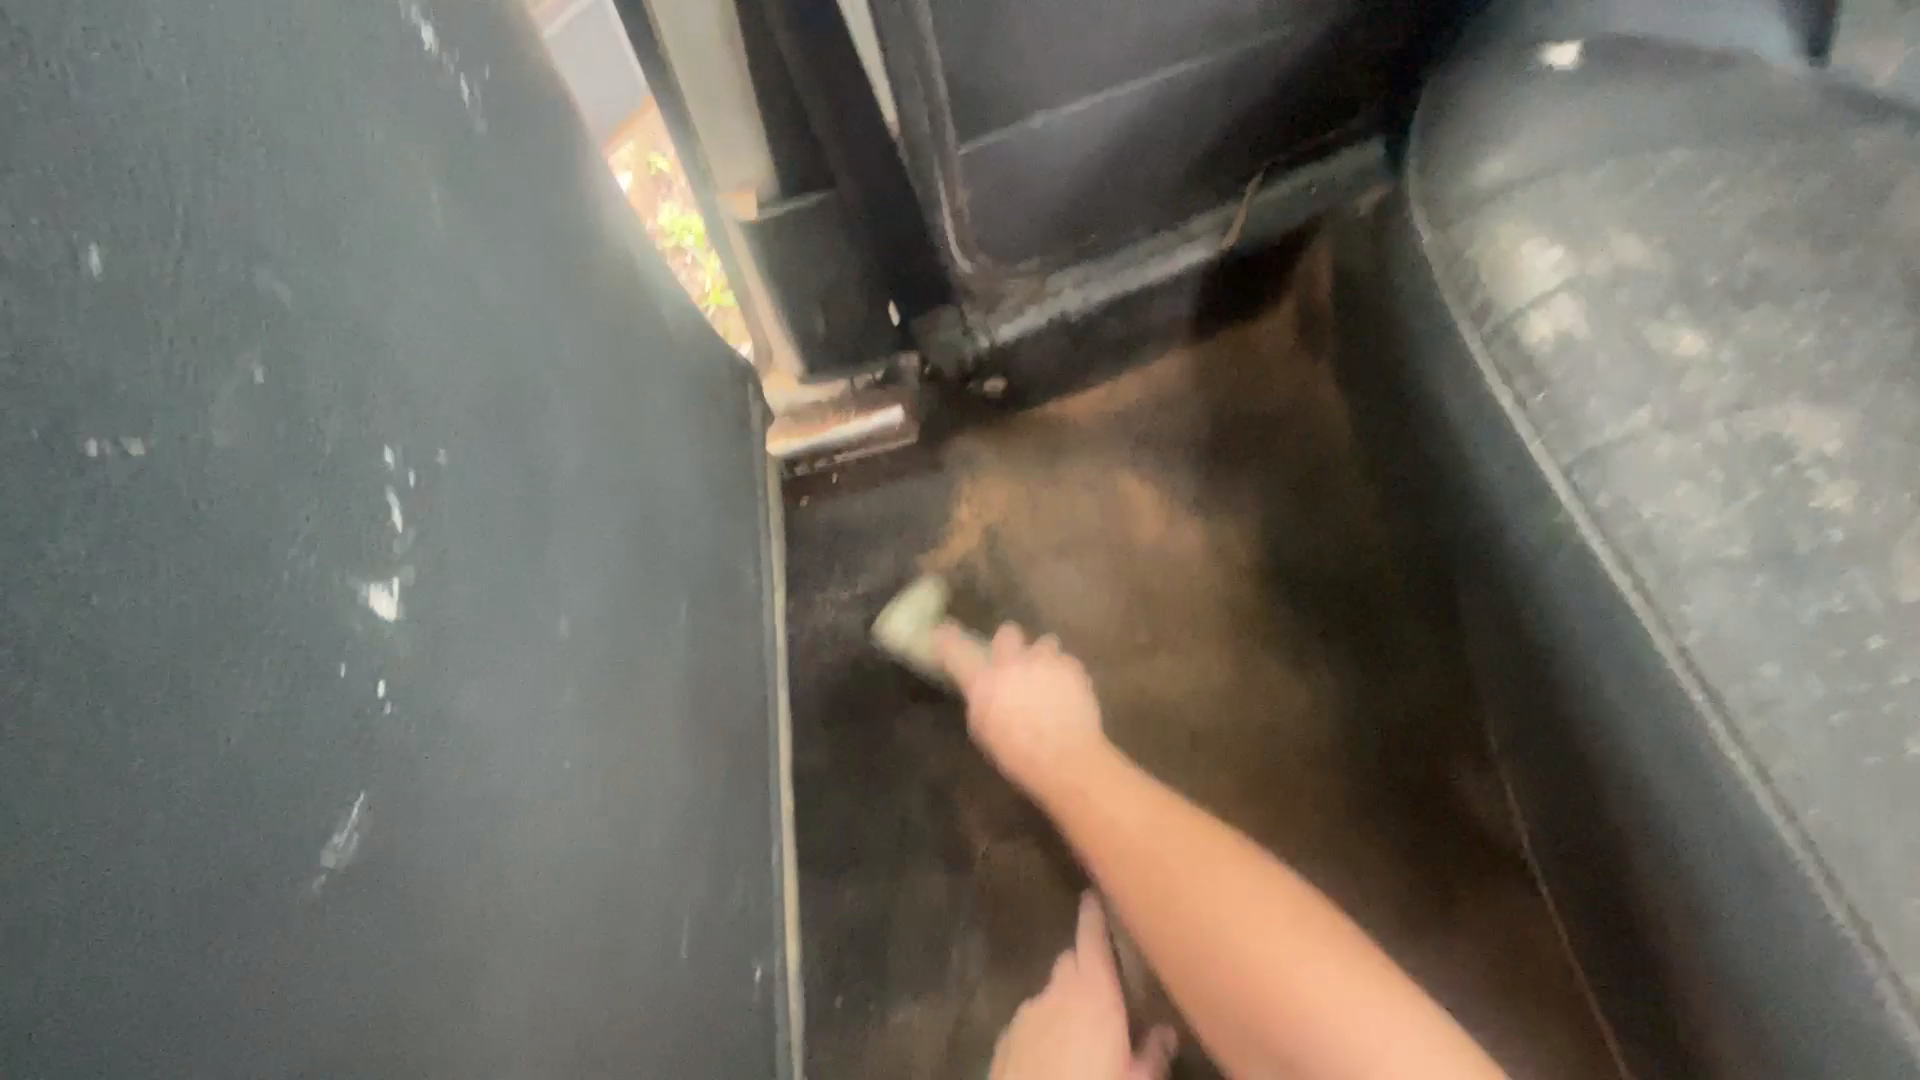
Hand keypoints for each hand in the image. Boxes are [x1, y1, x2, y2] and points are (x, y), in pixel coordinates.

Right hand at [933, 621, 1108, 799]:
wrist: (1067, 759)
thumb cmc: (1019, 755)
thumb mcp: (985, 731)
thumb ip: (981, 700)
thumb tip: (983, 688)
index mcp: (984, 681)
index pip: (956, 649)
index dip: (947, 638)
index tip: (942, 633)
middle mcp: (1012, 663)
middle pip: (1008, 632)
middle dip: (1009, 644)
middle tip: (1013, 663)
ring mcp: (1045, 661)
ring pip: (1043, 642)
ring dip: (1041, 657)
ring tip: (1047, 678)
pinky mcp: (1073, 667)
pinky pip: (1065, 660)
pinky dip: (1063, 672)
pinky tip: (1066, 692)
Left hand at [990, 893, 1178, 1079]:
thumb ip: (1152, 1054)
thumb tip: (1166, 1031)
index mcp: (1093, 993)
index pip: (1091, 936)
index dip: (1093, 914)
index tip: (1094, 894)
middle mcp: (1056, 991)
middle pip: (1070, 962)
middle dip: (1085, 968)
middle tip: (1105, 991)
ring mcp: (1026, 1013)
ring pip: (1050, 995)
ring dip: (1064, 1005)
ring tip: (1081, 1036)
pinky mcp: (1004, 1038)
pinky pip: (1030, 1022)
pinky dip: (1043, 1030)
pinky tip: (1053, 1058)